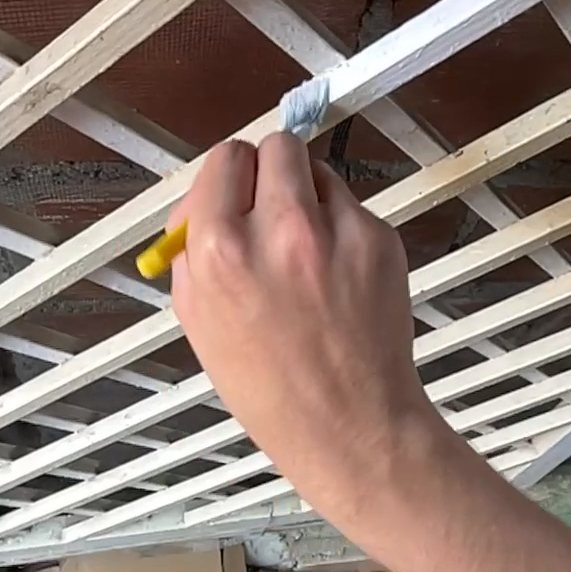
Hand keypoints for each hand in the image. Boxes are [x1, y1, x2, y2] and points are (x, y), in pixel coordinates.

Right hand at [169, 135, 447, 522]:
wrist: (350, 426)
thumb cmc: (265, 385)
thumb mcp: (196, 320)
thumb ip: (190, 248)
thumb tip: (200, 200)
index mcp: (220, 249)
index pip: (224, 159)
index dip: (228, 178)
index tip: (235, 197)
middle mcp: (279, 228)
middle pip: (274, 146)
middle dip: (267, 171)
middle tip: (270, 209)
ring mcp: (337, 231)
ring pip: (316, 168)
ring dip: (305, 194)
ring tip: (306, 246)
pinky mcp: (380, 238)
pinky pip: (350, 205)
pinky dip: (340, 225)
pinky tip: (338, 271)